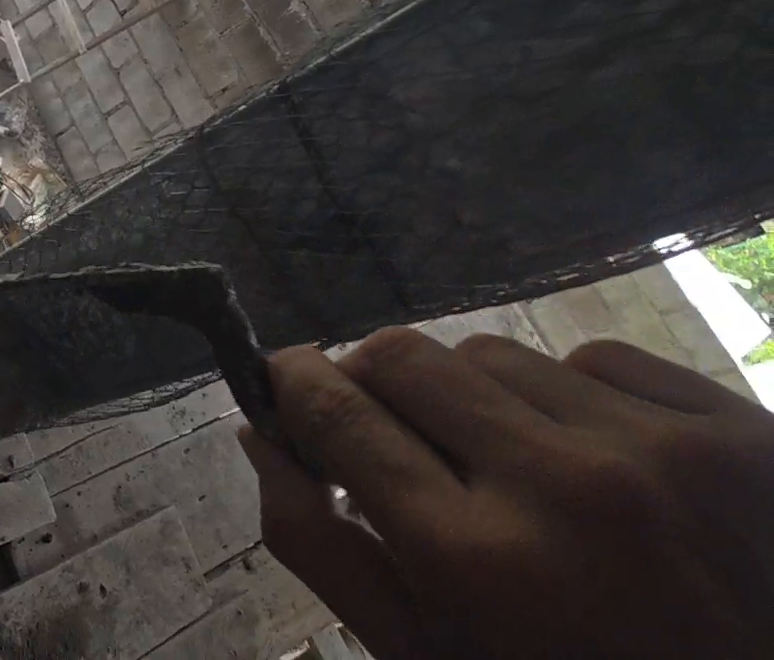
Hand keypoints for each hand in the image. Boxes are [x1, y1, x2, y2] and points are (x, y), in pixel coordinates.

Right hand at [243, 327, 773, 659]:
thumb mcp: (417, 652)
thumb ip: (313, 539)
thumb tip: (259, 430)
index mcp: (475, 559)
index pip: (333, 408)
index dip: (289, 381)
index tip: (280, 380)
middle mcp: (567, 487)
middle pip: (400, 354)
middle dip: (370, 383)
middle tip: (387, 432)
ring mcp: (666, 451)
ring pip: (489, 353)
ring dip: (469, 395)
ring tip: (507, 463)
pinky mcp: (745, 429)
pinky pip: (592, 359)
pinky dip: (566, 396)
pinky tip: (593, 461)